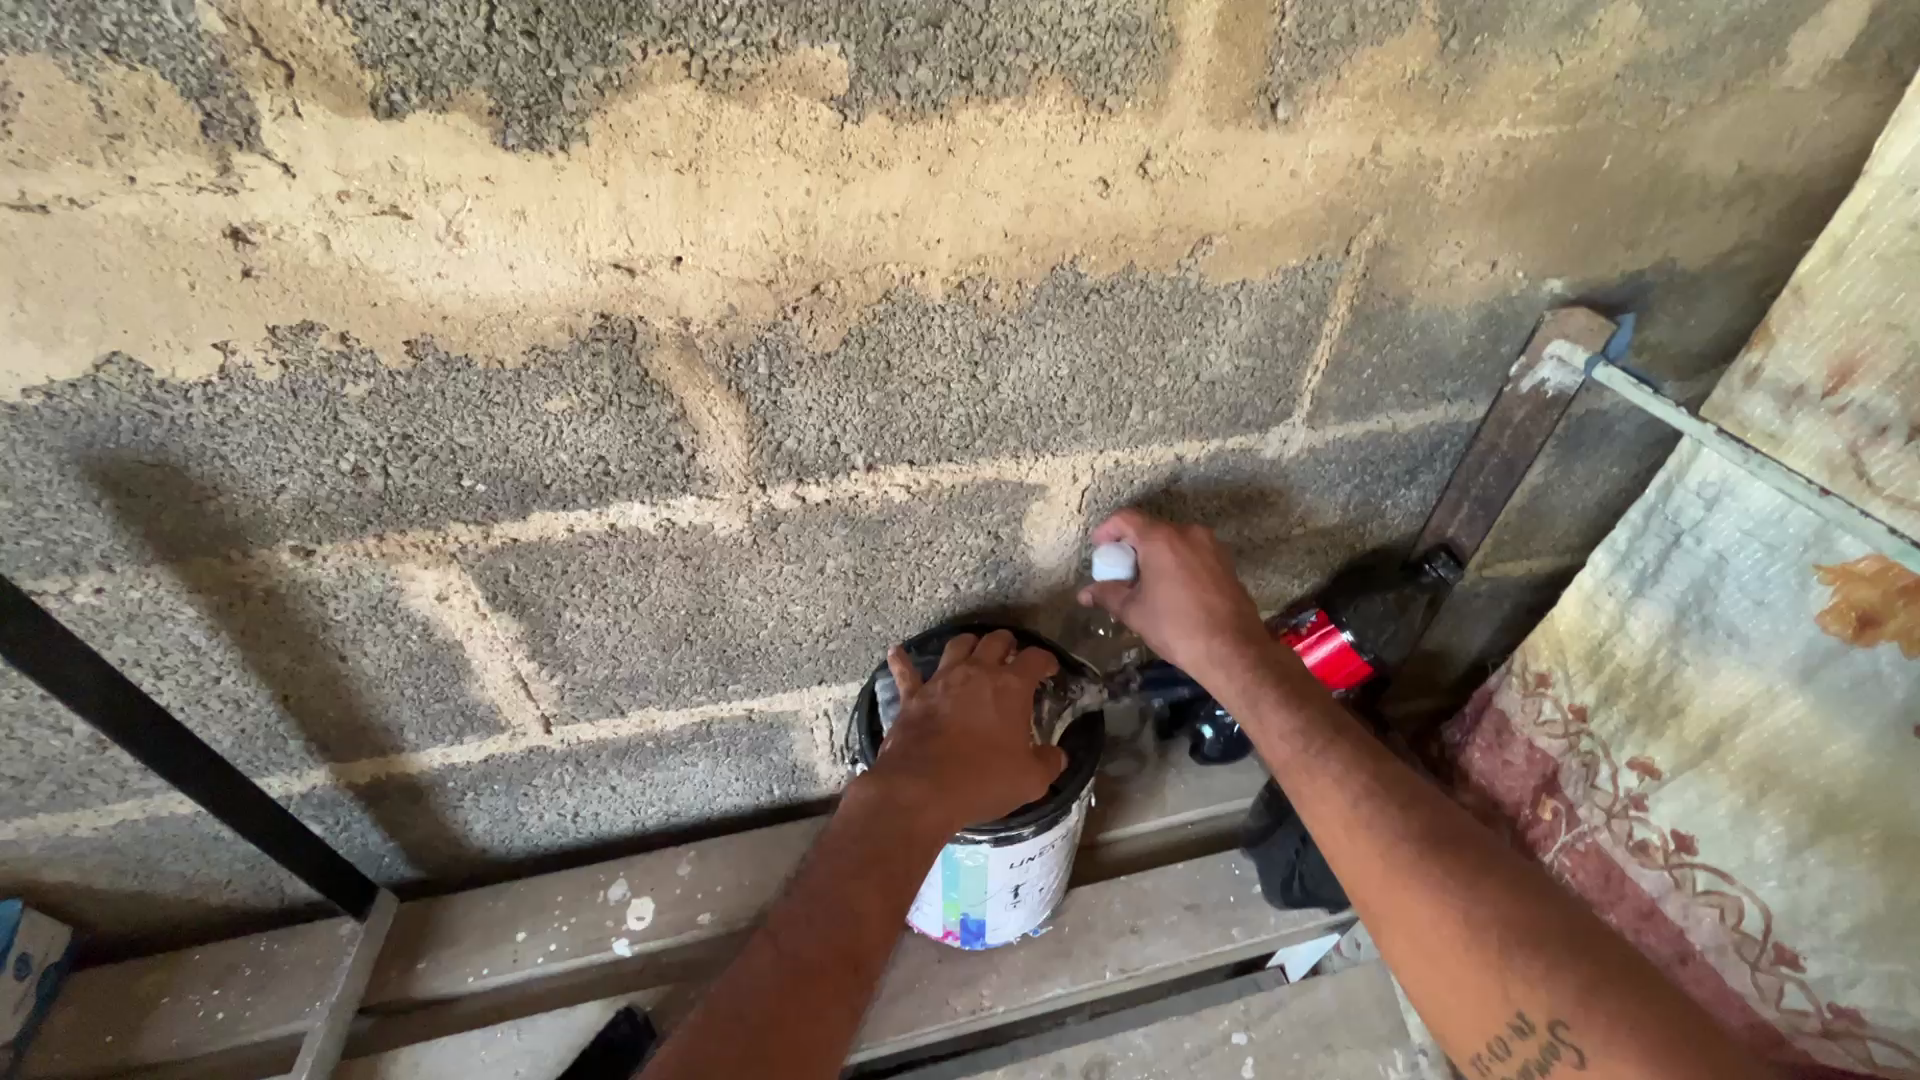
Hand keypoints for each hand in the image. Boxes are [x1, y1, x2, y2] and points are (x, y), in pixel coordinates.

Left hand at [865, 630, 1067, 835]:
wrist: (922, 788)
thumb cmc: (982, 780)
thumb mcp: (1030, 780)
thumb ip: (1048, 763)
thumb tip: (1057, 755)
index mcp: (1011, 687)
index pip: (1035, 658)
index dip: (1046, 660)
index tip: (1049, 668)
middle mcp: (976, 672)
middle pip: (995, 641)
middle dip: (1007, 643)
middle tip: (1012, 654)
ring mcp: (941, 681)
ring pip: (957, 646)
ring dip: (969, 644)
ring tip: (974, 649)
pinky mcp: (913, 696)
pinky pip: (906, 672)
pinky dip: (902, 661)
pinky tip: (897, 652)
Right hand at [1077, 509, 1280, 688]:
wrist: (1232, 650)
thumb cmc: (1176, 627)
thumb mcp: (1134, 612)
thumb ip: (1107, 595)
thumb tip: (1084, 594)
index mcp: (1161, 539)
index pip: (1126, 518)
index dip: (1107, 530)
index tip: (1099, 549)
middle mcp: (1188, 533)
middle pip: (1151, 529)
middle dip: (1131, 547)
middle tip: (1119, 572)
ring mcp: (1211, 546)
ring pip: (1173, 541)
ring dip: (1154, 555)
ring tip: (1145, 584)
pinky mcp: (1226, 562)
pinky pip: (1192, 553)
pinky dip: (1175, 563)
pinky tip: (1171, 590)